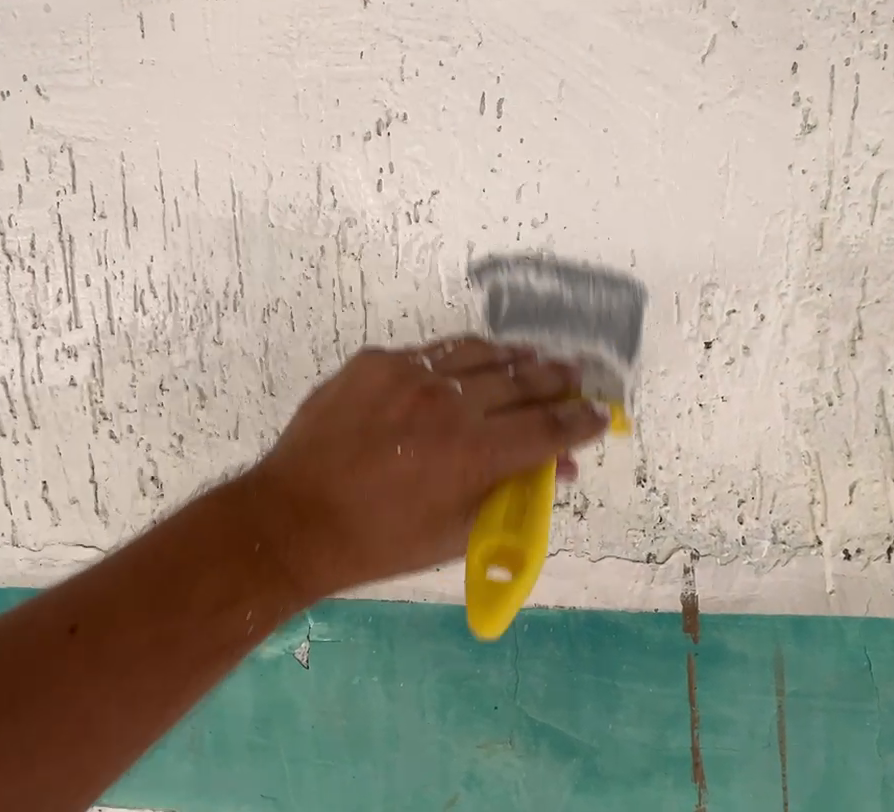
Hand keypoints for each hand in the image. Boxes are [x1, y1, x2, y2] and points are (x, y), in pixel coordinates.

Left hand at [239, 336, 609, 598]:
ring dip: (515, 357)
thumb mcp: (456, 532)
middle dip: (557, 380)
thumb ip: (512, 495)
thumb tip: (560, 469)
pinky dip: (461, 358)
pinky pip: (433, 353)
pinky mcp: (377, 360)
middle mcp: (449, 403)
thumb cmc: (379, 541)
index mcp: (474, 452)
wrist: (294, 518)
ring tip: (534, 358)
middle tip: (575, 377)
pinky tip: (471, 362)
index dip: (581, 421)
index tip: (599, 415)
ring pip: (480, 353)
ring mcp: (410, 375)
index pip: (548, 428)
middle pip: (522, 381)